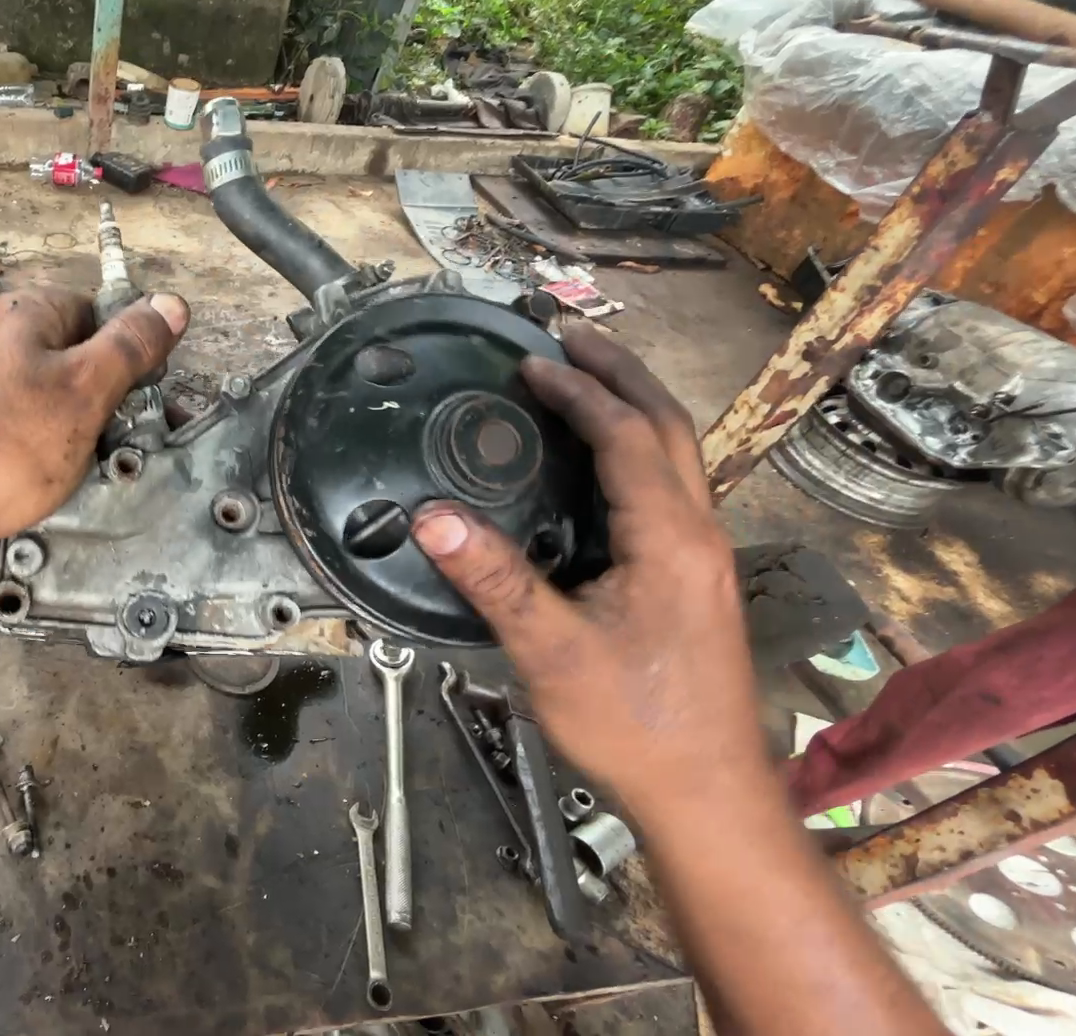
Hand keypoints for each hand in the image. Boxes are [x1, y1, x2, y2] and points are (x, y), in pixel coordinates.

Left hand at [0, 286, 187, 551]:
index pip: (102, 311)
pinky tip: (61, 480)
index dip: (132, 351)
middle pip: (81, 357)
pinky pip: (33, 430)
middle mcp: (1, 341)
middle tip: (132, 436)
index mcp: (26, 314)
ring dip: (88, 430)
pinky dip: (55, 451)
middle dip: (113, 398)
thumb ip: (130, 346)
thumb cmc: (3, 448)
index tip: (148, 392)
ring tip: (98, 465)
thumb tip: (171, 304)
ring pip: (60, 400)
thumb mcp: (84, 390)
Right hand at [410, 322, 761, 807]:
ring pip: (677, 459)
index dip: (581, 394)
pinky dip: (634, 452)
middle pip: (672, 431)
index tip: (532, 363)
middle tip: (571, 340)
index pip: (629, 440)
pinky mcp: (690, 582)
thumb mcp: (549, 649)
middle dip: (623, 377)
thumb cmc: (630, 721)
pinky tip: (599, 467)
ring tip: (586, 383)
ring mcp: (700, 559)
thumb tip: (430, 516)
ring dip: (633, 409)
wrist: (703, 794)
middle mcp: (697, 536)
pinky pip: (667, 490)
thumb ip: (493, 578)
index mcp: (669, 540)